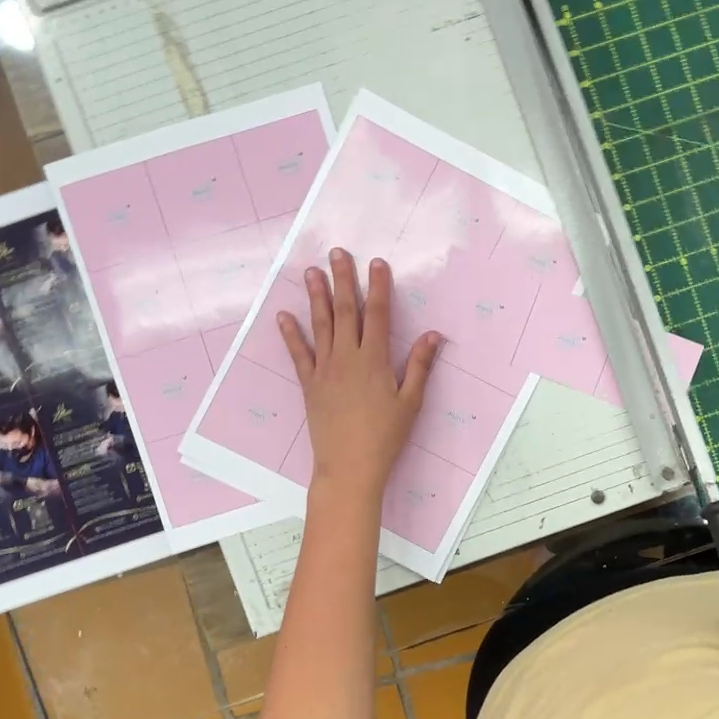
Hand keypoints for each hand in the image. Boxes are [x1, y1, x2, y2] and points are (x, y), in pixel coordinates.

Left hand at [279, 249, 441, 501]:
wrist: (350, 465)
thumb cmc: (386, 436)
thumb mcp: (411, 402)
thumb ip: (420, 366)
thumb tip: (433, 335)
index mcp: (375, 360)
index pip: (377, 315)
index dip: (378, 287)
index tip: (377, 263)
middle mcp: (347, 358)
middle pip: (345, 311)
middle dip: (343, 280)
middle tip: (338, 253)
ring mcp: (325, 370)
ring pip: (321, 326)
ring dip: (316, 297)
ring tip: (311, 272)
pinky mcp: (310, 384)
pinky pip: (299, 354)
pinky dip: (292, 334)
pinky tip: (284, 316)